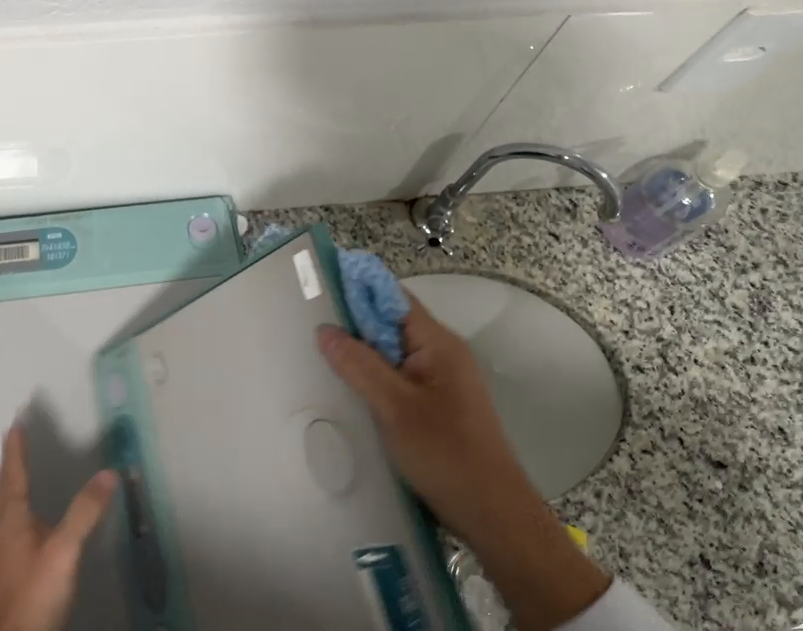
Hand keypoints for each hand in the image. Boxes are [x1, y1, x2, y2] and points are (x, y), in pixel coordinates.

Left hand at [0, 425, 118, 630]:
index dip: (15, 450)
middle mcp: (3, 530)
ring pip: (6, 507)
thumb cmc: (35, 591)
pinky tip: (27, 519)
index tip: (13, 424)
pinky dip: (17, 506)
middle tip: (11, 438)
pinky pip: (11, 523)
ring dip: (11, 484)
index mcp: (12, 519)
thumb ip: (85, 513)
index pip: (14, 475)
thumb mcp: (64, 550)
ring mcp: (3, 551)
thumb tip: (107, 474)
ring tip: (17, 469)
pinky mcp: (8, 569)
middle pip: (5, 488)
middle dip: (10, 462)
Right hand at [317, 296, 610, 630]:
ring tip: (320, 357)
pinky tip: (349, 391)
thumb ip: (359, 364)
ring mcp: (440, 381)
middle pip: (390, 322)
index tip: (320, 287)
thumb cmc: (446, 454)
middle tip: (309, 327)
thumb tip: (325, 328)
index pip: (393, 297)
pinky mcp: (436, 406)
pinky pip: (397, 377)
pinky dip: (373, 378)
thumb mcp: (394, 408)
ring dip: (361, 354)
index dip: (358, 287)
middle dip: (353, 323)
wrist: (493, 514)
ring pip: (391, 352)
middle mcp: (442, 354)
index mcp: (438, 343)